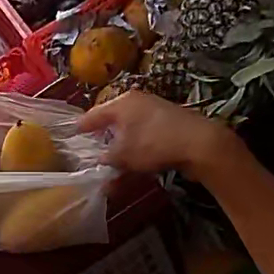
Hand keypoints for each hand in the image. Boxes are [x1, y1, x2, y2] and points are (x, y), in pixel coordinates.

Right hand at [78, 92, 241, 179]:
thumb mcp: (124, 155)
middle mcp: (138, 103)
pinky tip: (131, 170)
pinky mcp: (170, 127)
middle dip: (102, 139)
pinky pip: (145, 141)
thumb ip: (107, 159)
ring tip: (110, 168)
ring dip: (120, 152)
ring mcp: (156, 114)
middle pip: (113, 122)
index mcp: (122, 103)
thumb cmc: (154, 144)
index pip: (94, 114)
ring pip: (130, 134)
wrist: (200, 144)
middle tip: (90, 151)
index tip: (72, 134)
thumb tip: (99, 161)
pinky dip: (136, 154)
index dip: (82, 127)